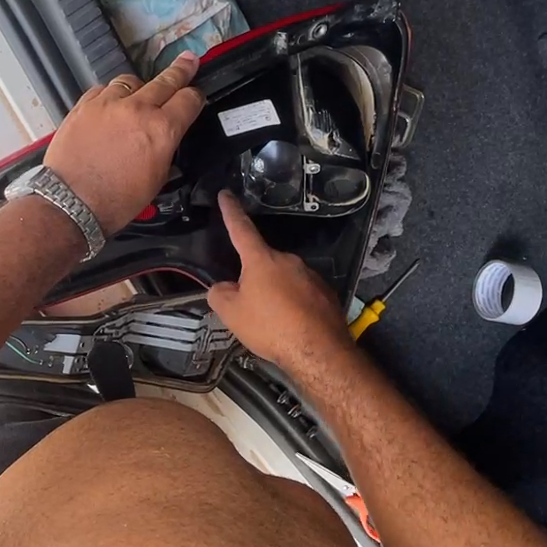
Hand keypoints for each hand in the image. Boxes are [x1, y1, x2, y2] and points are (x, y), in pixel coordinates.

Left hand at [44, 53, 206, 233]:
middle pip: (165, 81)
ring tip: (141, 94)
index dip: (196, 97)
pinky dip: (111, 95)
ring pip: (131, 81)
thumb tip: (167, 139)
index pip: (189, 100)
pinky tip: (111, 106)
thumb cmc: (117, 201)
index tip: (196, 95)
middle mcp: (138, 109)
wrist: (71, 202)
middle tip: (189, 60)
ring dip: (140, 87)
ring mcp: (108, 103)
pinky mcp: (84, 105)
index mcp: (162, 130)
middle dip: (181, 70)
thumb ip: (166, 150)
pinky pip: (104, 90)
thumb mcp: (157, 180)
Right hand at [207, 191, 355, 369]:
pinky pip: (303, 293)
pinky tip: (293, 325)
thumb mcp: (231, 314)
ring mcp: (310, 275)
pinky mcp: (326, 292)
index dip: (230, 211)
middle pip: (264, 263)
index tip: (226, 194)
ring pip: (284, 279)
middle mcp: (288, 260)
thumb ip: (220, 294)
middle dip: (255, 279)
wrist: (318, 351)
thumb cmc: (271, 327)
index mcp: (261, 260)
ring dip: (276, 294)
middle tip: (250, 306)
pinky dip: (295, 305)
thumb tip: (224, 287)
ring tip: (273, 322)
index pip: (241, 229)